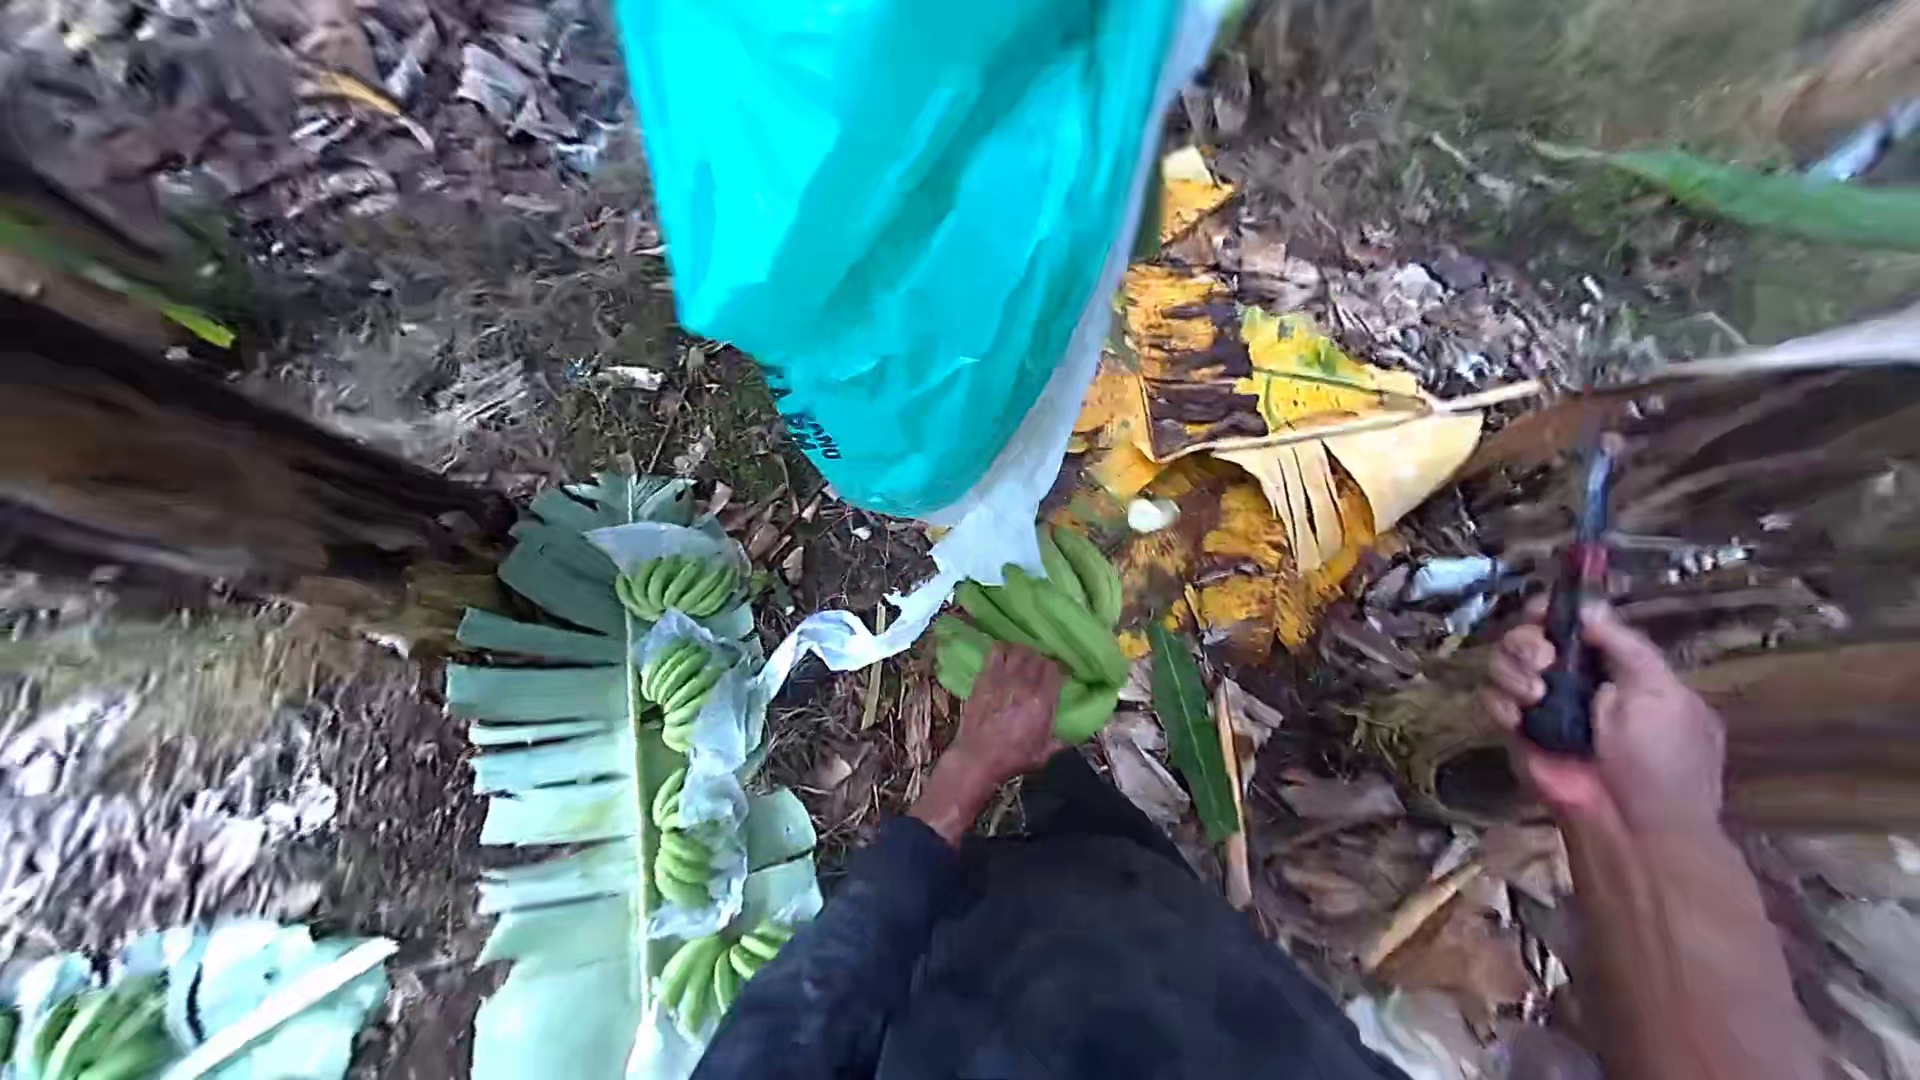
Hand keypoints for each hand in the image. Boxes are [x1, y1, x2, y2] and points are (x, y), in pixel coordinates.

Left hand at [909, 643, 1062, 843]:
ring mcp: (1002, 678)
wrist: (977, 757)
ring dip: (1024, 653)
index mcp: (1041, 701)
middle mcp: (1023, 684)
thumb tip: (1069, 736)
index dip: (1057, 669)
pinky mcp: (984, 678)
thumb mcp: (1042, 754)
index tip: (1057, 674)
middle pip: (1037, 657)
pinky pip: (995, 652)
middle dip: (1041, 660)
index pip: (1054, 669)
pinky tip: (1004, 656)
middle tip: (1040, 668)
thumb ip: (1058, 741)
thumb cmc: (1011, 758)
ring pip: (1018, 651)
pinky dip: (1002, 649)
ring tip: (1024, 659)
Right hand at [1480, 602, 1726, 834]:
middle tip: (1541, 661)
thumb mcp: (1663, 695)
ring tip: (1534, 696)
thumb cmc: (1661, 759)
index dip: (1549, 614)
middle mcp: (1569, 680)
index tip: (1539, 613)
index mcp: (1611, 668)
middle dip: (1525, 643)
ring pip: (1499, 664)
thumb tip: (1589, 605)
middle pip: (1524, 638)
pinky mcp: (1512, 727)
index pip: (1570, 626)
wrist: (1630, 821)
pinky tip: (1520, 721)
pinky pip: (1488, 700)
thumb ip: (1626, 647)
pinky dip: (1500, 705)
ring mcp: (1537, 704)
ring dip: (1512, 673)